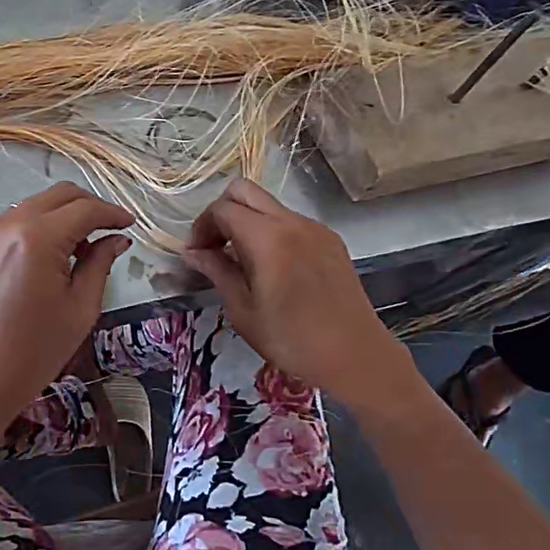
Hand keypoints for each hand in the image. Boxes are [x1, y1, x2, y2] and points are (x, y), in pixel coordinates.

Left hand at [0, 183, 133, 449]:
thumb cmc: (35, 349)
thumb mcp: (80, 308)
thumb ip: (100, 263)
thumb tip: (116, 239)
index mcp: (37, 237)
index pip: (84, 209)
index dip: (112, 213)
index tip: (128, 224)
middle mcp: (7, 224)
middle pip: (57, 195)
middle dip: (87, 206)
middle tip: (107, 230)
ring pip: (32, 206)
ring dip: (59, 217)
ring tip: (76, 251)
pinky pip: (10, 224)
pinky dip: (33, 230)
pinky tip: (42, 260)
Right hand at [183, 178, 411, 406]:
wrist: (357, 359)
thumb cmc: (292, 339)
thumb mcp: (242, 309)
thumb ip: (216, 271)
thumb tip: (192, 252)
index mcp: (267, 238)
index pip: (222, 209)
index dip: (201, 227)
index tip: (196, 254)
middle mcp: (292, 223)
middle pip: (244, 191)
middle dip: (221, 212)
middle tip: (214, 245)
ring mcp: (315, 229)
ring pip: (267, 204)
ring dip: (246, 220)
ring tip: (239, 258)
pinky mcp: (331, 241)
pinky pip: (290, 220)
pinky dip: (269, 230)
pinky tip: (270, 265)